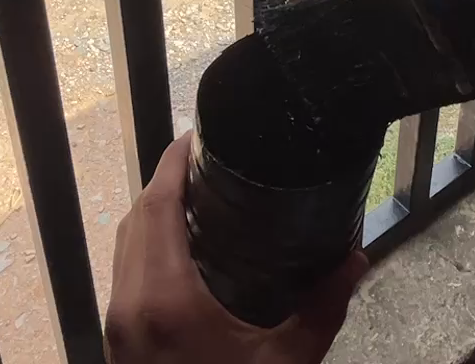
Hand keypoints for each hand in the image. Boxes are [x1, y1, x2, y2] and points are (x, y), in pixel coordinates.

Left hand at [105, 133, 367, 363]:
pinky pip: (125, 269)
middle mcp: (129, 304)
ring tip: (193, 192)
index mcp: (163, 299)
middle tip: (205, 160)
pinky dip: (146, 240)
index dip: (171, 163)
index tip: (195, 134)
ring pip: (125, 243)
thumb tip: (357, 257)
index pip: (156, 206)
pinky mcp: (117, 341)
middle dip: (165, 179)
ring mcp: (117, 325)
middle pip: (137, 217)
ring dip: (153, 209)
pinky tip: (179, 245)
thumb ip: (321, 309)